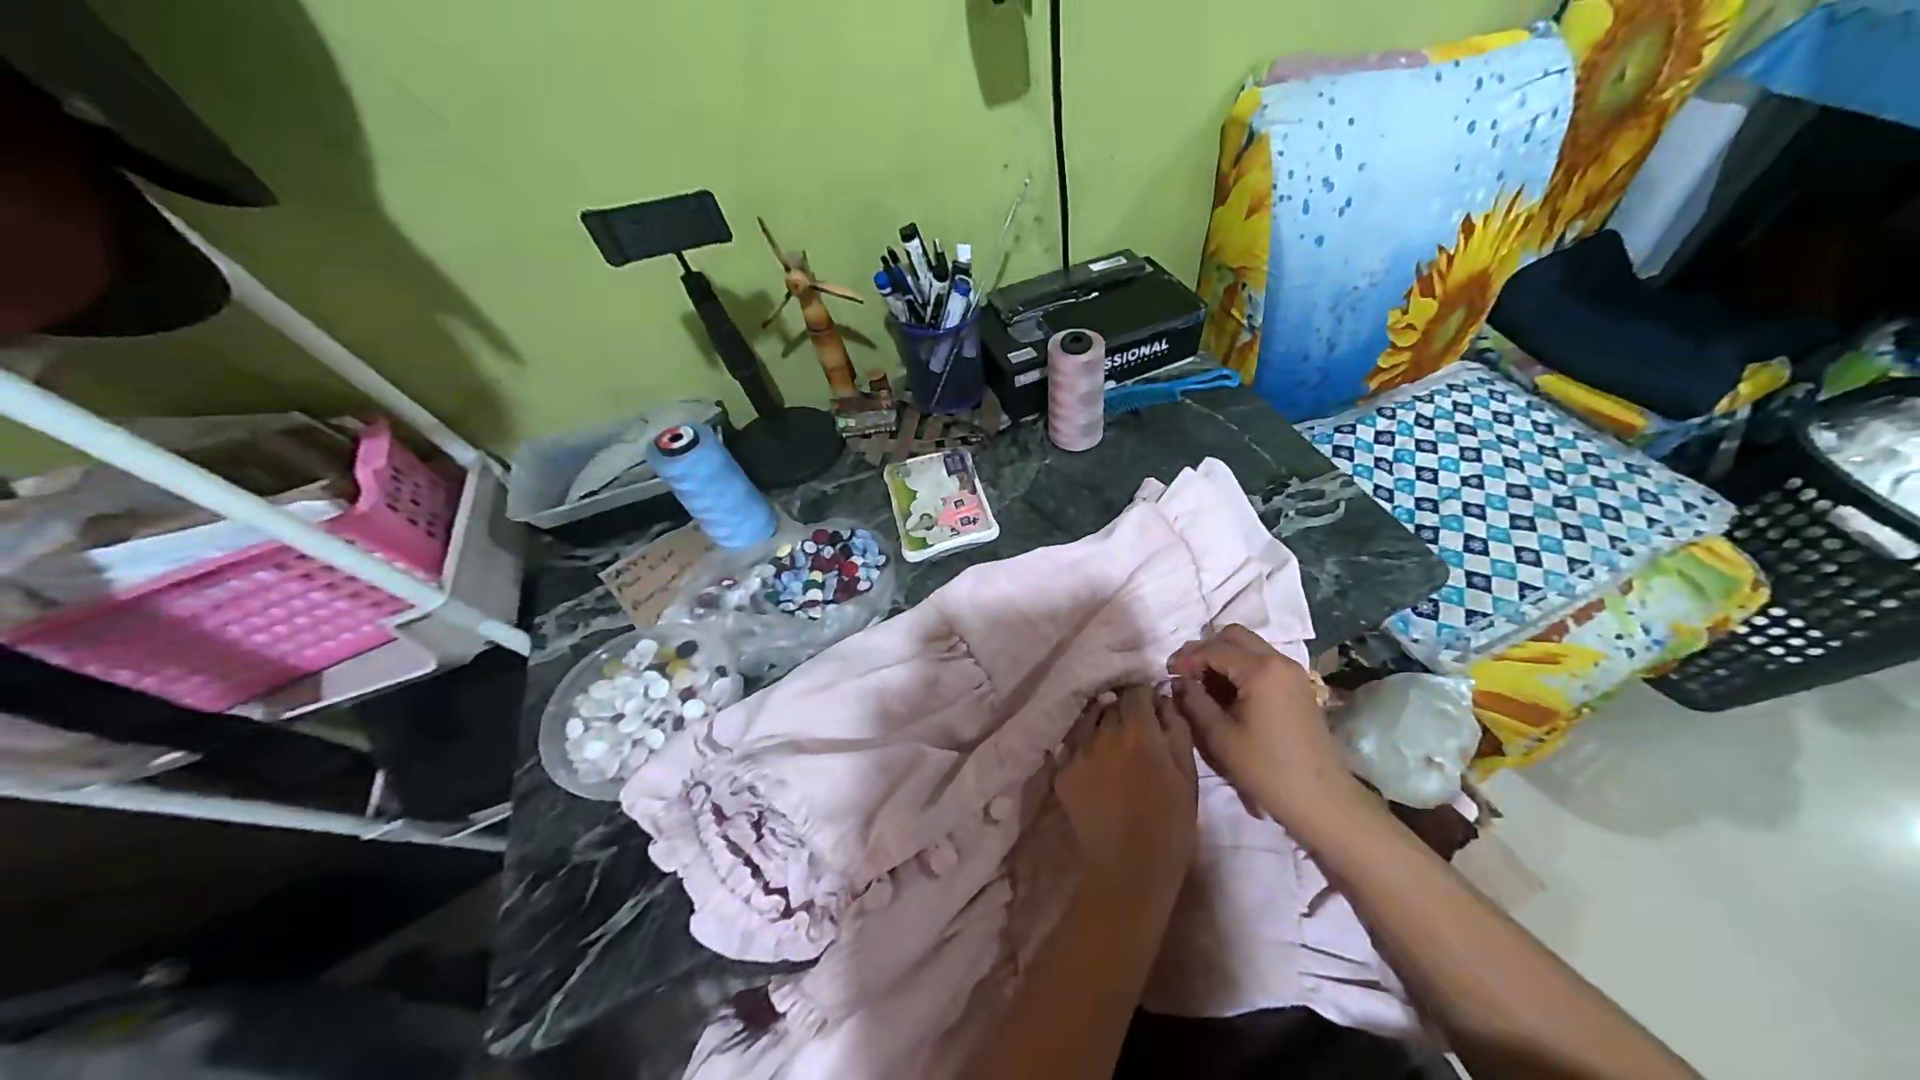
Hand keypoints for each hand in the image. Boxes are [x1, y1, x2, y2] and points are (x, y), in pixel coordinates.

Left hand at [1055, 686, 1198, 901]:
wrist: (1128, 870)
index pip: (1135, 692)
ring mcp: (1078, 752)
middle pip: (1110, 705)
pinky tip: (1098, 772)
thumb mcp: (1188, 776)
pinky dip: (1086, 752)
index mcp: (1138, 732)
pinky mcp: (1061, 773)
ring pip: (1089, 724)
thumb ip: (1176, 730)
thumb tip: (1164, 700)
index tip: (1151, 707)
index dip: (1144, 696)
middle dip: (1123, 710)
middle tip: (1135, 731)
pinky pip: (1074, 749)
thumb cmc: (1170, 825)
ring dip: (1102, 728)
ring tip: (1114, 748)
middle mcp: (1102, 734)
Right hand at [1166, 625, 1364, 834]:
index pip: (1214, 648)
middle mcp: (1280, 661)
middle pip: (1235, 636)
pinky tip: (1227, 694)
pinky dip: (1241, 668)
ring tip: (1203, 684)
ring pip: (1250, 648)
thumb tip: (1178, 682)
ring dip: (1224, 657)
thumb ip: (1193, 701)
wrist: (1321, 799)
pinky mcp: (1299, 688)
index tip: (1167, 673)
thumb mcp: (1219, 736)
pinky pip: (1263, 663)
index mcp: (1260, 670)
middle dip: (1206, 649)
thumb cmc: (1266, 768)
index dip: (1186, 658)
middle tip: (1185, 672)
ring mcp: (1294, 673)